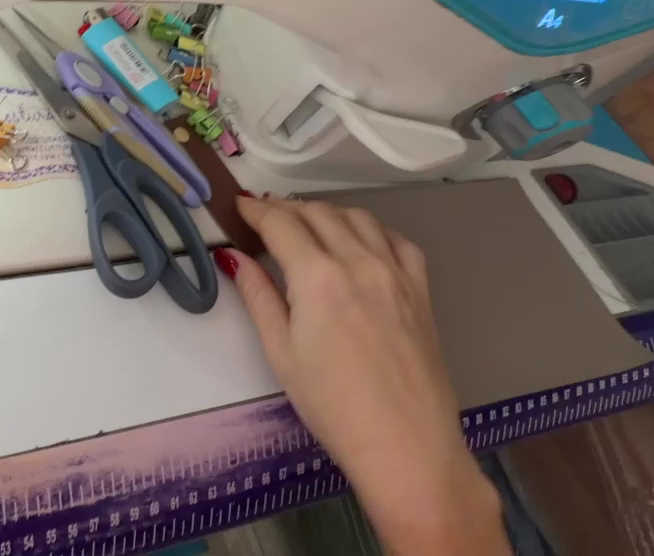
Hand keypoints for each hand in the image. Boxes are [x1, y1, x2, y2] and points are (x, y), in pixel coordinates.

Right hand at [215, 196, 507, 555]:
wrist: (407, 448)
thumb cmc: (332, 405)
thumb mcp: (280, 352)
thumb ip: (257, 295)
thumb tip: (233, 257)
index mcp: (317, 276)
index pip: (280, 222)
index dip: (254, 209)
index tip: (239, 205)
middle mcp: (358, 262)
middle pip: (317, 212)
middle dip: (286, 207)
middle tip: (265, 217)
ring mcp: (395, 273)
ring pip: (358, 217)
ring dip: (326, 212)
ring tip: (307, 224)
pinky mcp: (420, 291)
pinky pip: (397, 240)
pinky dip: (372, 230)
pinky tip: (359, 243)